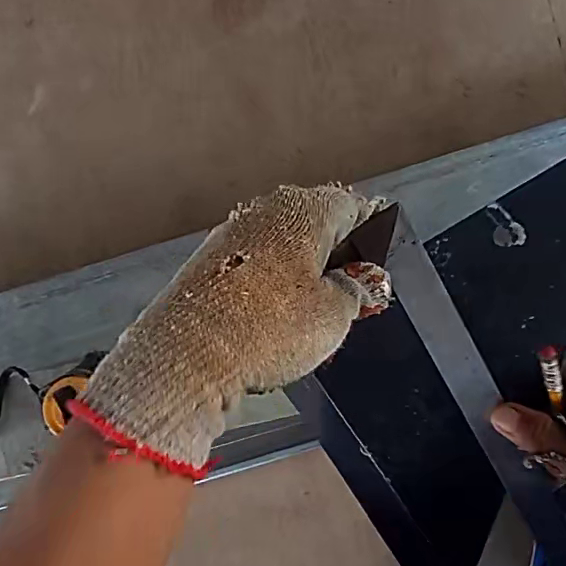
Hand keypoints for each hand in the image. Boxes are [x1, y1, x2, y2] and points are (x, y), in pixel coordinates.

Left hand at [74, 184, 391, 477]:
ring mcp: (231, 239)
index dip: (369, 231)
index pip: (350, 206)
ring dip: (304, 279)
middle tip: (353, 294)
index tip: (376, 252)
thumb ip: (356, 292)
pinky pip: (254, 271)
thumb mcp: (335, 316)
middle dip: (336, 261)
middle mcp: (264, 214)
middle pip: (313, 229)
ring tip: (318, 318)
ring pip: (283, 252)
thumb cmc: (261, 332)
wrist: (188, 359)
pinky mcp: (207, 267)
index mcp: (303, 212)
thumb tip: (358, 285)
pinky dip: (272, 291)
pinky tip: (279, 323)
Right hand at [489, 347, 565, 565]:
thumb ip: (539, 434)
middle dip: (533, 416)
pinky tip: (563, 467)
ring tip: (548, 461)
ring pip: (556, 411)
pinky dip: (562, 446)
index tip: (510, 409)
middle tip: (529, 445)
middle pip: (547, 387)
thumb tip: (498, 412)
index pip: (548, 359)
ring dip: (547, 435)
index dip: (522, 380)